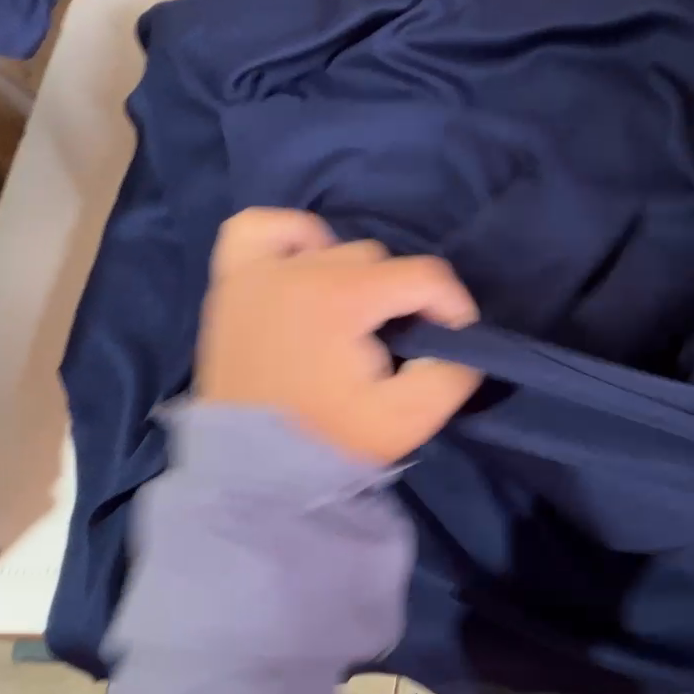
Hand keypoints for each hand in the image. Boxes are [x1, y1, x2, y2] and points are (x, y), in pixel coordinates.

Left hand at [196, 208, 482, 463]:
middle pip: (383, 261)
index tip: (455, 345)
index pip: (426, 275)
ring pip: (337, 247)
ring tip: (364, 323)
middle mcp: (296, 270)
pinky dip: (298, 241)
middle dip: (409, 299)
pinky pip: (265, 229)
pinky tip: (313, 270)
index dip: (455, 308)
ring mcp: (257, 271)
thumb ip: (456, 369)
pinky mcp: (232, 281)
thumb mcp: (417, 414)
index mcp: (340, 298)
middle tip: (407, 345)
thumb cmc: (338, 436)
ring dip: (364, 280)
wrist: (258, 465)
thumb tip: (461, 342)